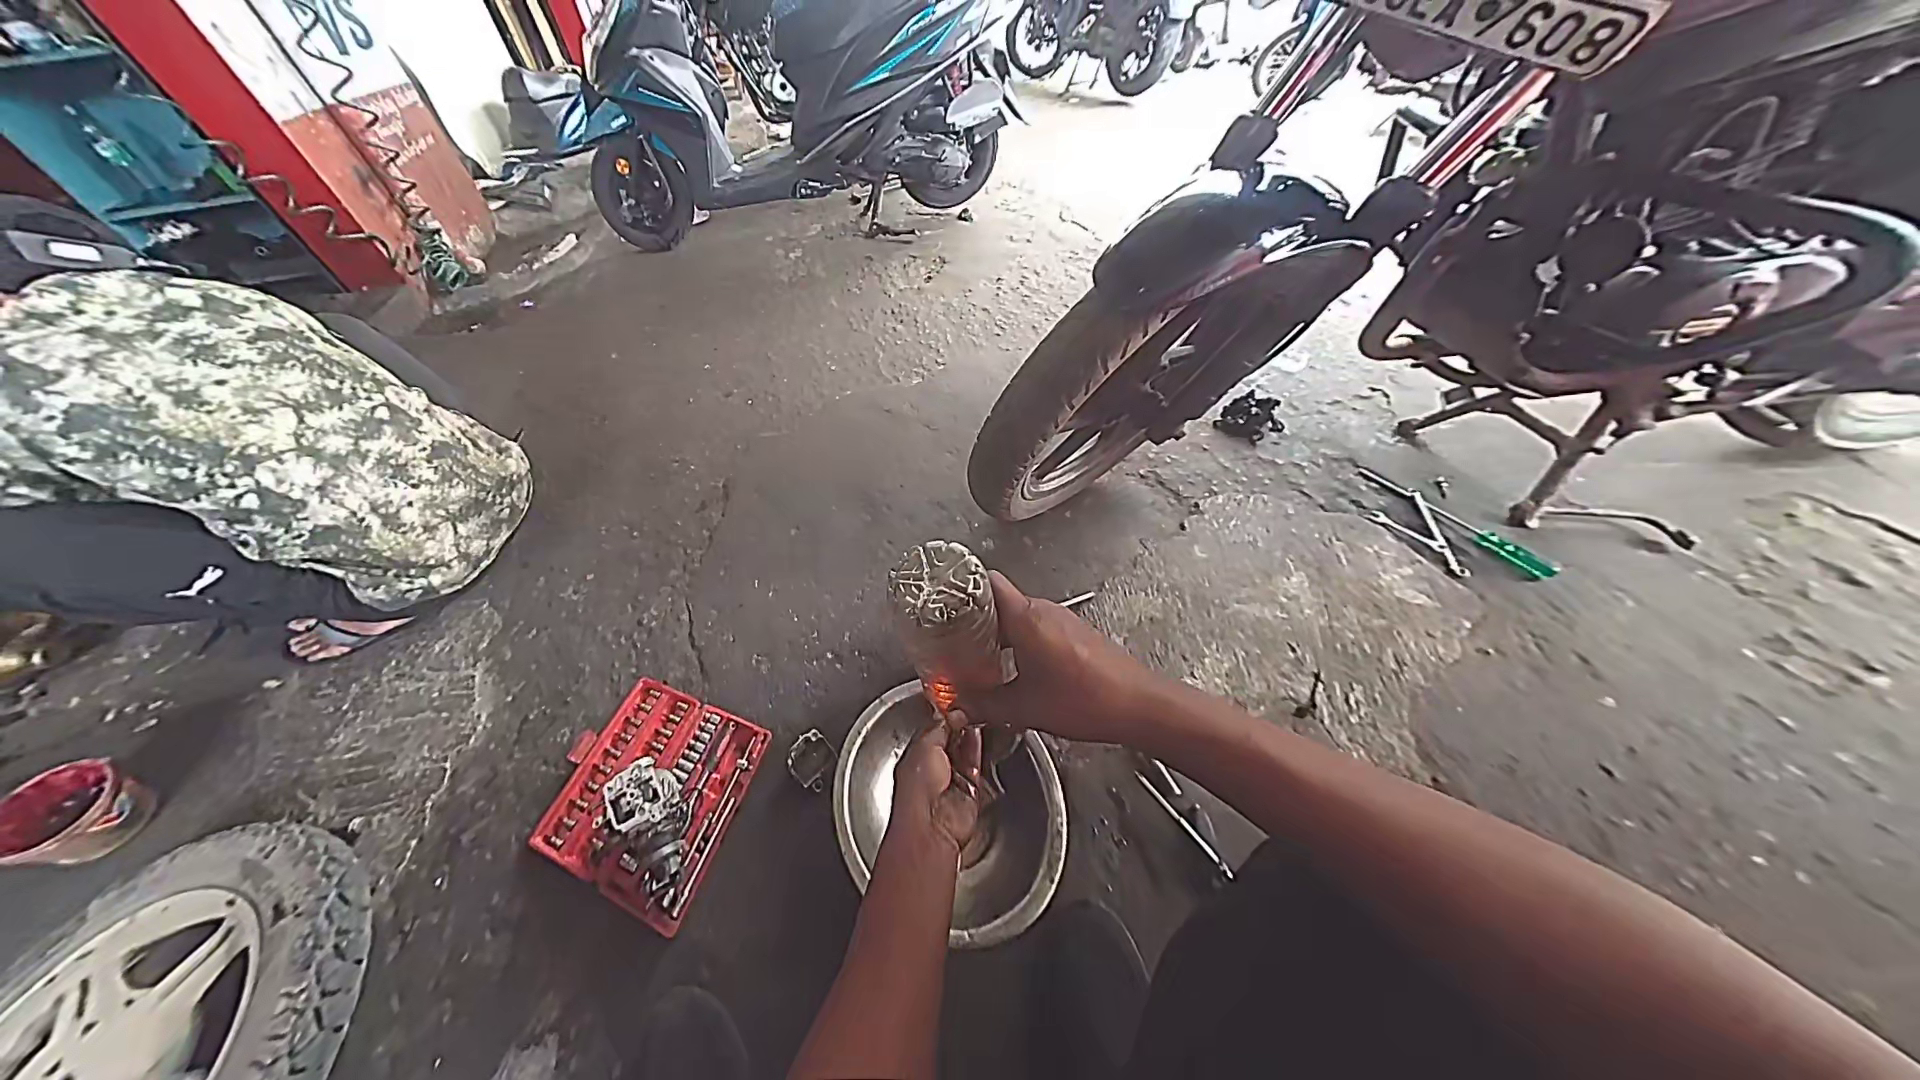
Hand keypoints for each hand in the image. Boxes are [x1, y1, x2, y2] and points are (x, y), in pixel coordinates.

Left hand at [889, 713, 984, 853]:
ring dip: (969, 735)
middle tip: (968, 707)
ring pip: (963, 751)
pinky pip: (975, 765)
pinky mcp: (969, 790)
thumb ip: (939, 728)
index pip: (930, 732)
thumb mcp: (924, 746)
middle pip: (949, 741)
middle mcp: (932, 769)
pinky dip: (977, 749)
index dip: (942, 717)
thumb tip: (950, 715)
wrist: (934, 825)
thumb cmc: (917, 790)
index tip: (954, 703)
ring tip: (976, 716)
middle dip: (957, 725)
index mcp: (915, 758)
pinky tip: (980, 734)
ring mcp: (951, 780)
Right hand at [959, 571, 1169, 746]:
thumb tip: (960, 707)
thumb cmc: (1087, 699)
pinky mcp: (1075, 634)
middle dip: (974, 617)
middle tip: (952, 637)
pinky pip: (1037, 626)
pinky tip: (1014, 667)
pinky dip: (1019, 640)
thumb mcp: (1024, 708)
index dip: (962, 585)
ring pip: (1019, 614)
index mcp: (1026, 617)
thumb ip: (984, 705)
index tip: (942, 599)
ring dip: (998, 631)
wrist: (1138, 705)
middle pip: (999, 599)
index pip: (987, 580)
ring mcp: (1062, 620)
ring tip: (979, 656)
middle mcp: (1044, 611)